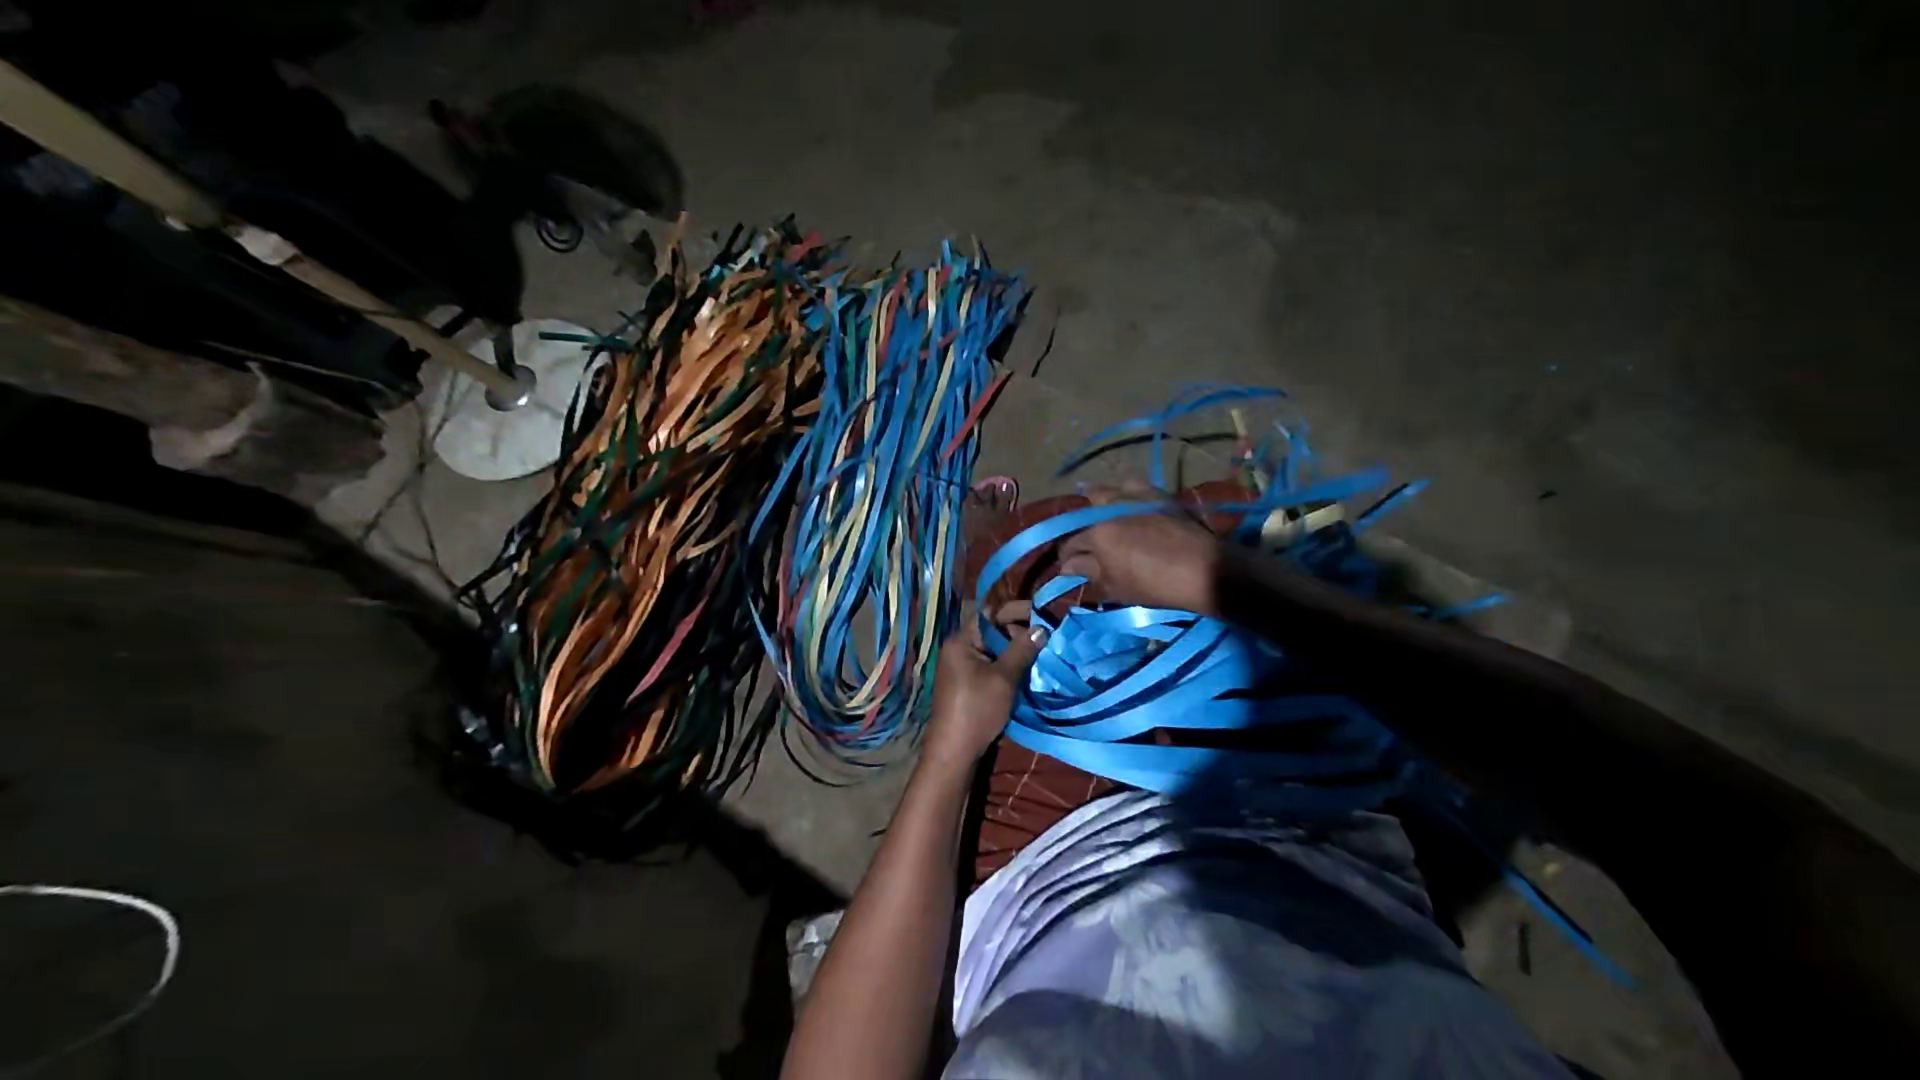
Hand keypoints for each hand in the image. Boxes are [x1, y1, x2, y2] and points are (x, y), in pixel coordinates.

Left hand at [922, 615, 1047, 772]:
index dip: (1016, 610)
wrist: (954, 751)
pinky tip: (1028, 670)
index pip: (990, 613)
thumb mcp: (1003, 678)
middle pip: (992, 629)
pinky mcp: (968, 683)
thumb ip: (1022, 649)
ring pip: (994, 648)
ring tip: (1042, 653)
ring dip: (1017, 649)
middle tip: (1047, 637)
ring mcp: (962, 666)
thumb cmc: (976, 710)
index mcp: (961, 641)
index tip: (1043, 613)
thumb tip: (1042, 627)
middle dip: (1020, 630)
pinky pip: (991, 664)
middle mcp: (959, 648)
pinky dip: (1009, 664)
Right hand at [1057, 487, 1224, 613]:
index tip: (1069, 567)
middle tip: (1088, 546)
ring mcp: (1134, 498)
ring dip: (1096, 506)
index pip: (1071, 545)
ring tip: (1101, 519)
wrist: (1203, 569)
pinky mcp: (1155, 494)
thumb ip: (1088, 572)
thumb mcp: (1115, 587)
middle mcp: (1110, 510)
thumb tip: (1066, 566)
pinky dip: (1122, 492)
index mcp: (1097, 535)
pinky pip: (1130, 485)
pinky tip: (1124, 503)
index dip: (1067, 558)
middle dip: (1079, 530)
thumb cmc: (1155, 585)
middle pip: (1083, 516)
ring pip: (1104, 493)